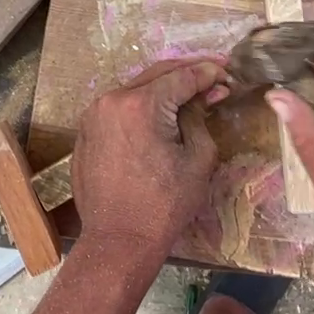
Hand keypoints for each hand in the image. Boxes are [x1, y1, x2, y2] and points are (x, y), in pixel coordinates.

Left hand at [72, 58, 228, 267]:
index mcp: (141, 104)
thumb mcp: (198, 159)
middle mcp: (112, 100)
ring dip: (163, 88)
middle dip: (187, 73)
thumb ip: (200, 116)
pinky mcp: (86, 131)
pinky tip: (159, 115)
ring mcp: (94, 114)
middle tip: (213, 76)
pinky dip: (141, 106)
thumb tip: (206, 93)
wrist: (119, 241)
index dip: (208, 73)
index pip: (181, 76)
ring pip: (136, 88)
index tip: (226, 73)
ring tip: (189, 93)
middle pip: (156, 74)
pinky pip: (118, 108)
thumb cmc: (164, 205)